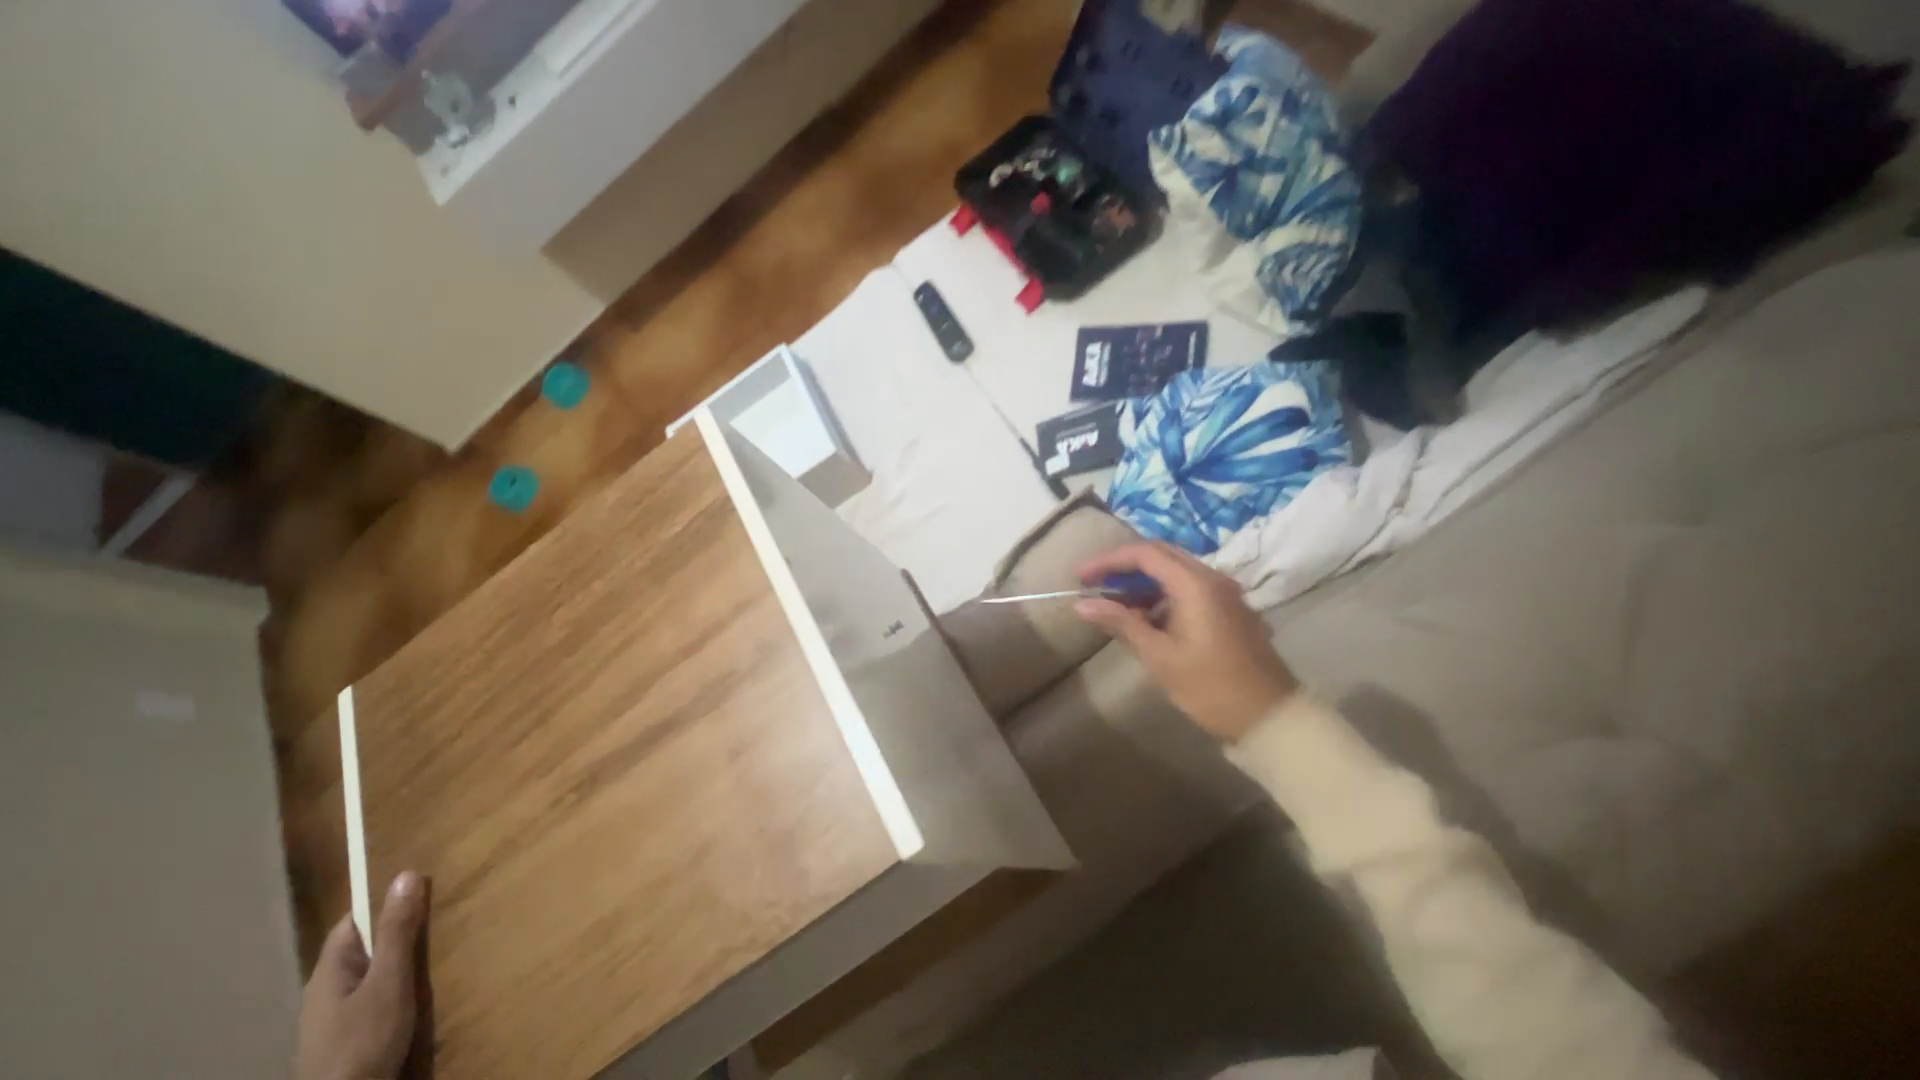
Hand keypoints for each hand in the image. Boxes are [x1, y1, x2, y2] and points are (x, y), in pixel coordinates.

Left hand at [295, 872, 428, 1079]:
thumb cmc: (364, 1042)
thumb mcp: (389, 982)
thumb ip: (398, 932)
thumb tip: (405, 875)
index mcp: (328, 971)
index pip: (352, 922)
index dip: (382, 905)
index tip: (419, 896)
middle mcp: (322, 992)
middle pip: (359, 951)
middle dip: (393, 937)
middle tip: (435, 928)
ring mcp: (329, 1022)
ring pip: (364, 979)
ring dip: (393, 969)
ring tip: (429, 965)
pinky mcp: (341, 1044)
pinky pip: (366, 1005)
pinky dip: (389, 995)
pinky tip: (410, 1006)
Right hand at [1076, 542, 1299, 741]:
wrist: (1269, 715)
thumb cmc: (1210, 687)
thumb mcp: (1160, 657)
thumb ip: (1122, 623)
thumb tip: (1082, 604)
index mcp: (1196, 584)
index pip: (1145, 554)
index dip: (1108, 560)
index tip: (1081, 576)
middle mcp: (1213, 578)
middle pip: (1162, 555)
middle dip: (1124, 566)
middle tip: (1093, 583)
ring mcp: (1226, 593)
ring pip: (1177, 572)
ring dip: (1144, 581)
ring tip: (1113, 603)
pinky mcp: (1230, 610)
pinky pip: (1191, 588)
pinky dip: (1163, 594)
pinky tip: (1145, 617)